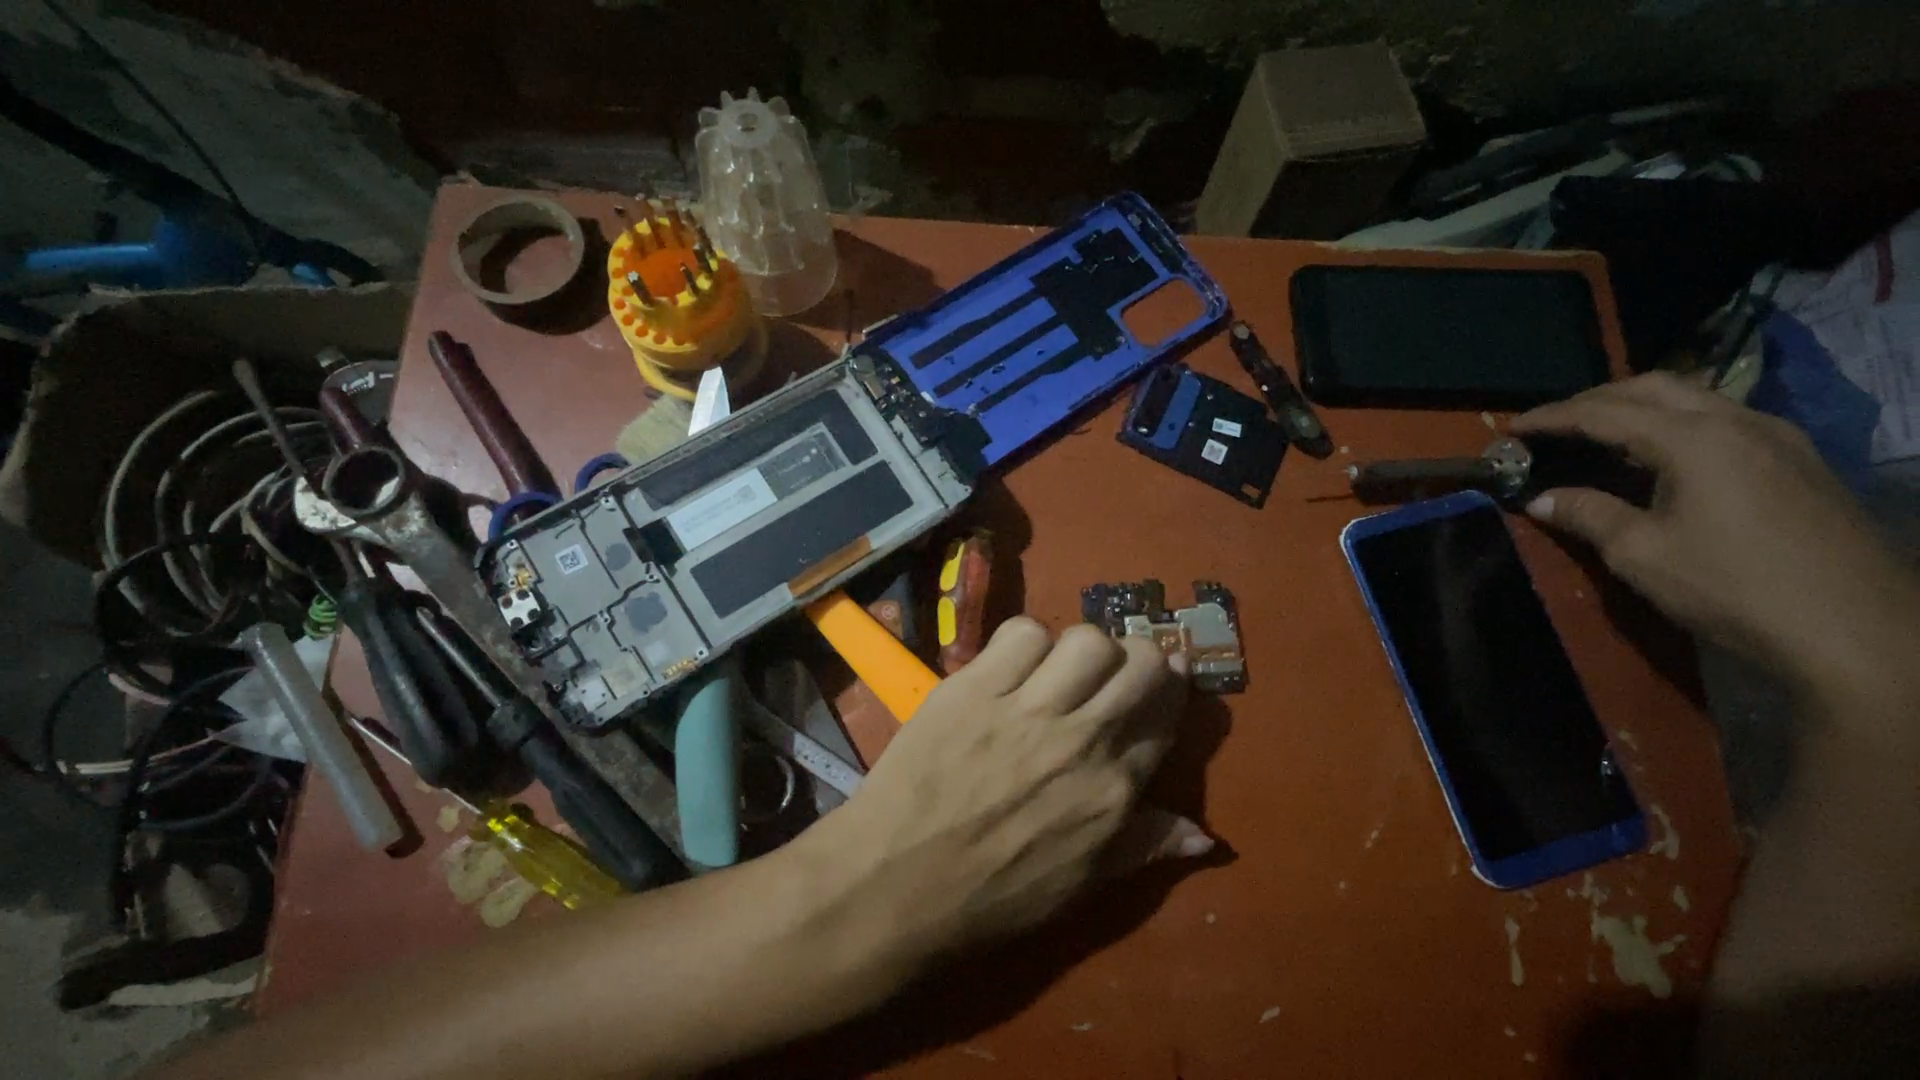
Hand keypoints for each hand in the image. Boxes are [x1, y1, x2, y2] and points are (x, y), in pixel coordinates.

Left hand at [798, 617, 1200, 965]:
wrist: (894, 884)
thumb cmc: (990, 896)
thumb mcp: (1081, 886)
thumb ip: (1144, 848)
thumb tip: (1206, 835)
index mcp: (1114, 791)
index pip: (1166, 717)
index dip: (1169, 692)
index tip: (1163, 680)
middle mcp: (1081, 739)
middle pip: (1140, 665)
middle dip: (1139, 659)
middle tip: (1114, 671)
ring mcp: (1025, 708)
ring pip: (1087, 640)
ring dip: (1082, 648)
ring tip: (1059, 668)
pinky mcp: (972, 686)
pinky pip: (1021, 633)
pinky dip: (1024, 643)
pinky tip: (1009, 667)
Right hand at [1513, 373, 1919, 697]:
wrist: (1855, 629)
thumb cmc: (1733, 587)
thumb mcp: (1641, 554)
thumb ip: (1588, 515)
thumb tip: (1541, 499)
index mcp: (1694, 439)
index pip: (1604, 413)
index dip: (1552, 417)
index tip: (1512, 427)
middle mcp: (1738, 422)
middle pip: (1654, 388)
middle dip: (1596, 399)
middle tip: (1555, 424)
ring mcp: (1778, 438)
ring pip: (1695, 399)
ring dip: (1640, 408)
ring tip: (1602, 435)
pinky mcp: (1799, 462)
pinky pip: (1724, 421)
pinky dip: (1677, 425)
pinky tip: (1664, 457)